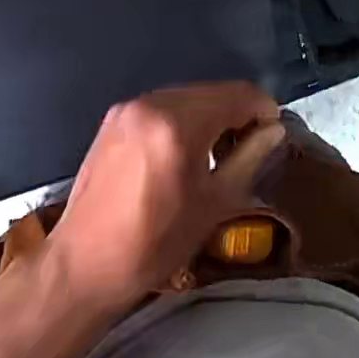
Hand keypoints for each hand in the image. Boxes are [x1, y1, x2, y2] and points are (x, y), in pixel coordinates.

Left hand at [48, 82, 284, 309]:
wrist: (83, 265)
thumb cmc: (155, 242)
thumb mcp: (215, 203)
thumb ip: (249, 157)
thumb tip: (274, 130)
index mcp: (179, 123)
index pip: (238, 95)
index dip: (263, 110)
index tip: (274, 134)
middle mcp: (153, 103)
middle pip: (213, 92)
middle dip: (237, 113)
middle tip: (250, 147)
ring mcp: (129, 109)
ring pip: (188, 97)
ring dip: (211, 115)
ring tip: (218, 152)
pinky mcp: (114, 120)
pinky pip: (163, 107)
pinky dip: (183, 119)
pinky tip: (185, 151)